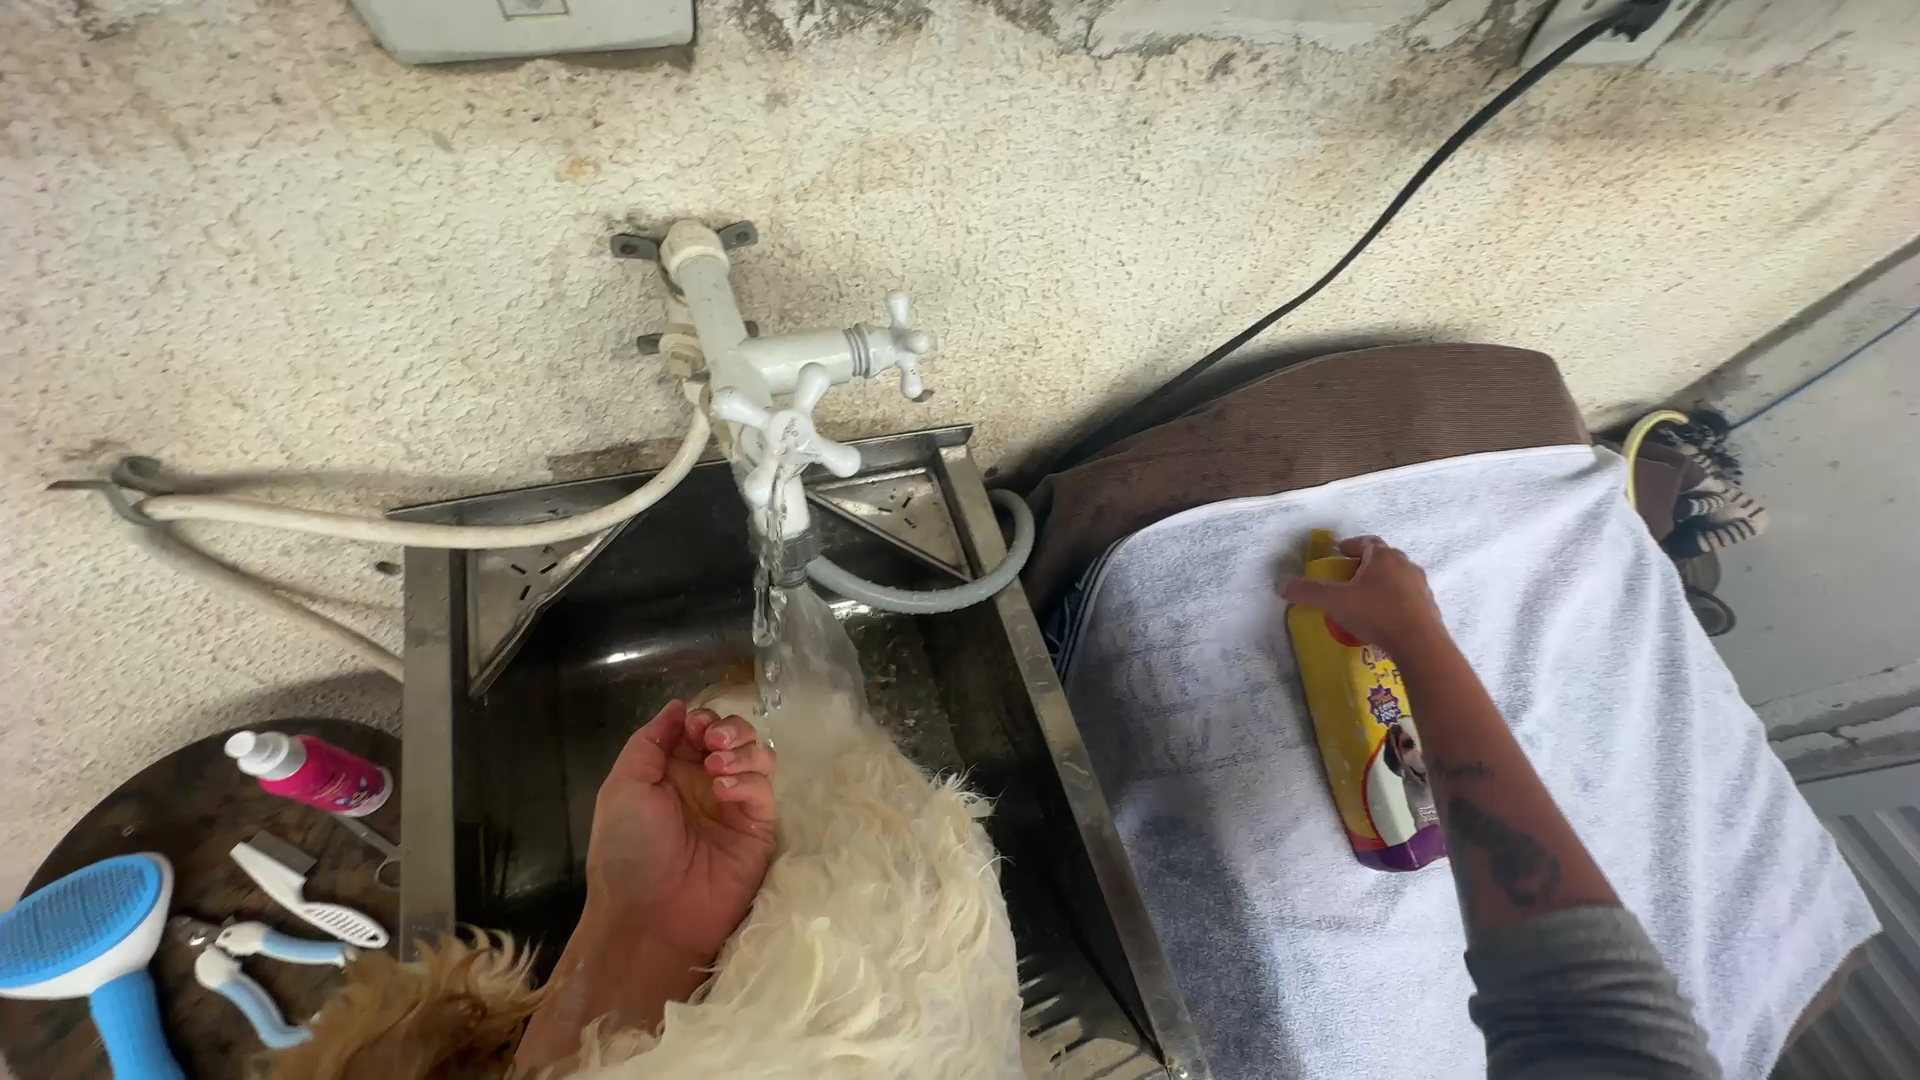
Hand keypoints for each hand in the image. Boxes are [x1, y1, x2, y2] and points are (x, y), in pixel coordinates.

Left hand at [585, 699, 777, 963]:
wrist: (649, 917)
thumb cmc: (627, 850)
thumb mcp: (623, 787)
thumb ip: (650, 741)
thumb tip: (679, 705)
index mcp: (675, 772)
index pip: (702, 728)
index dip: (704, 719)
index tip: (695, 727)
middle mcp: (708, 782)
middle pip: (736, 735)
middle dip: (729, 728)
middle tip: (712, 743)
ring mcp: (736, 805)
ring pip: (759, 755)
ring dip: (742, 750)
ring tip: (717, 767)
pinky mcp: (758, 827)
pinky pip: (765, 789)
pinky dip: (748, 781)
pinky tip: (723, 792)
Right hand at [1278, 535, 1447, 657]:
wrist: (1420, 644)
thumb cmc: (1375, 613)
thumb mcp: (1333, 601)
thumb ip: (1306, 590)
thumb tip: (1281, 584)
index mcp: (1383, 557)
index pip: (1366, 541)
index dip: (1350, 545)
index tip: (1339, 553)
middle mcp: (1405, 565)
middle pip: (1382, 558)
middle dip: (1364, 565)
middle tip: (1347, 577)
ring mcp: (1420, 586)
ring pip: (1396, 577)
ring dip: (1380, 583)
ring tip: (1363, 599)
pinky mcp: (1429, 607)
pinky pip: (1406, 597)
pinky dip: (1392, 601)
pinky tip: (1381, 617)